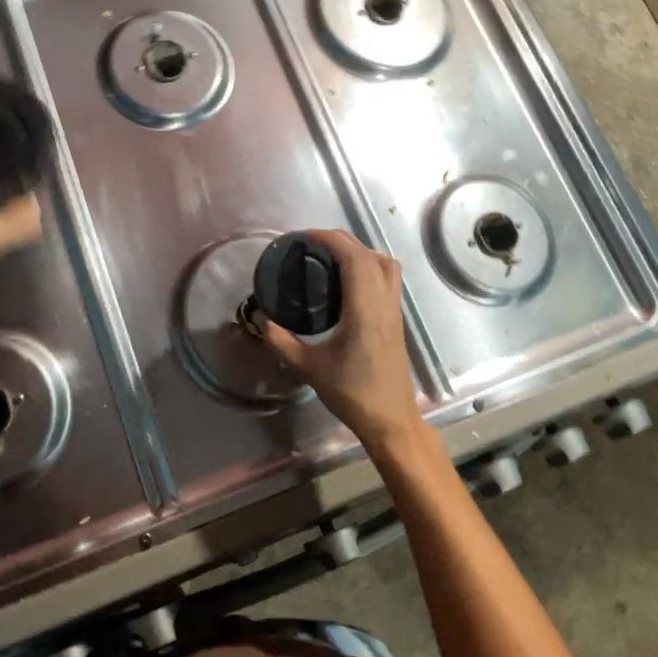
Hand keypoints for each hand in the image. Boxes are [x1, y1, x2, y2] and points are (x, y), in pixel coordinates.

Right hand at [260, 229, 421, 447]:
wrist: (391, 420)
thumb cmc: (351, 394)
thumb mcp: (309, 368)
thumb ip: (281, 341)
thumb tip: (261, 319)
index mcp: (364, 311)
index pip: (354, 258)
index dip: (331, 240)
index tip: (306, 236)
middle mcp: (384, 304)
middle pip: (370, 255)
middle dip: (342, 241)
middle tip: (313, 243)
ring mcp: (394, 311)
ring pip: (385, 264)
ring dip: (360, 251)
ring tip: (332, 257)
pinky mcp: (397, 320)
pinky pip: (388, 279)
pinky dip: (369, 266)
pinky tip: (348, 280)